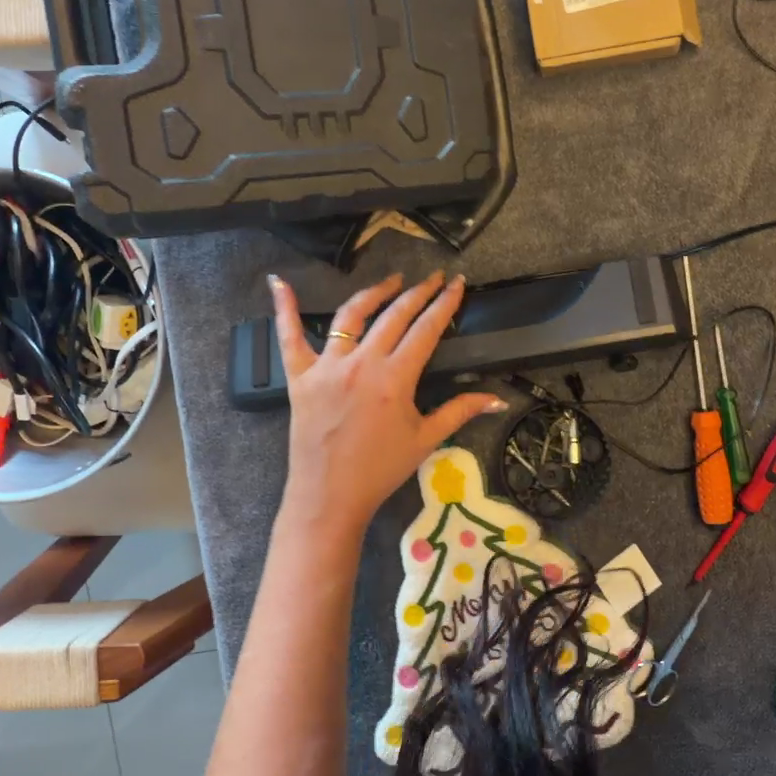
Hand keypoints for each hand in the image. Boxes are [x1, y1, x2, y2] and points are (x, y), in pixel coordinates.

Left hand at [268, 271, 506, 534]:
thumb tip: (498, 399)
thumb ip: (461, 411)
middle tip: (434, 277)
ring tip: (392, 280)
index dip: (445, 303)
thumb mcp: (426, 439)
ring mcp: (327, 367)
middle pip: (394, 315)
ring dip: (374, 292)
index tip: (456, 284)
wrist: (329, 498)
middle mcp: (361, 363)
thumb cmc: (380, 471)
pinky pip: (288, 337)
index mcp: (395, 378)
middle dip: (418, 291)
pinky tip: (278, 283)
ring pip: (350, 315)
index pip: (426, 328)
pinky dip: (283, 308)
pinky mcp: (299, 377)